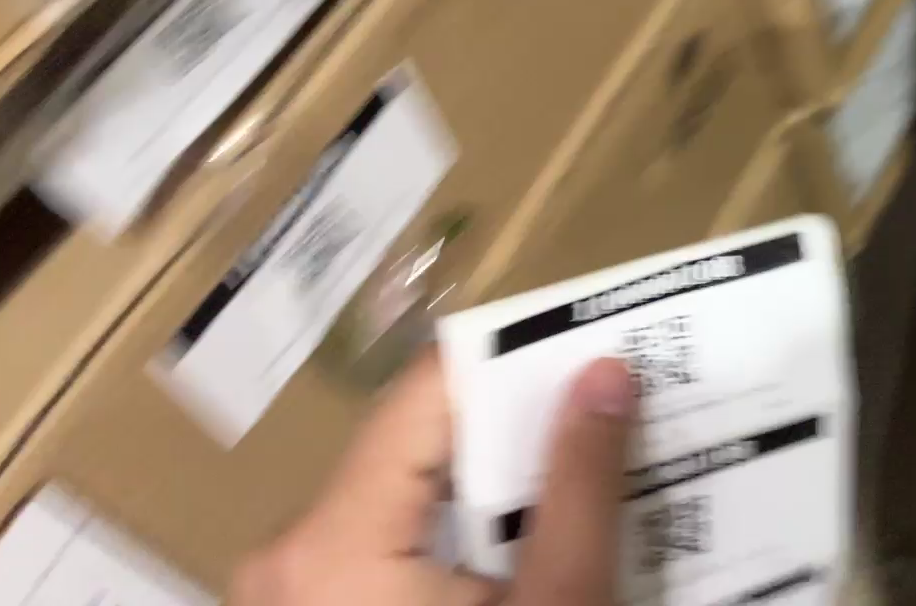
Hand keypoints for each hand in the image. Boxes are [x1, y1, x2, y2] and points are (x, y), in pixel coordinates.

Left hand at [232, 355, 633, 605]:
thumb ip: (583, 481)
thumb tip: (606, 368)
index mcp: (333, 538)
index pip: (433, 387)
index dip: (522, 350)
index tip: (603, 336)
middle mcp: (297, 546)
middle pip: (430, 428)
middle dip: (532, 406)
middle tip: (618, 390)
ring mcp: (303, 579)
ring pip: (424, 472)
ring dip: (516, 455)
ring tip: (597, 442)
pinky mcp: (326, 603)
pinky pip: (410, 517)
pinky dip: (484, 505)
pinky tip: (548, 515)